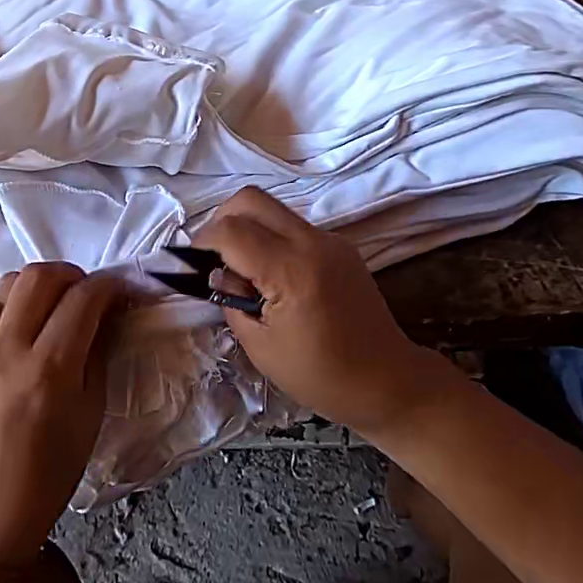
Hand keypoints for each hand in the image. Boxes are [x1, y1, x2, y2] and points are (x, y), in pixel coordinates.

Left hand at [0, 262, 122, 567]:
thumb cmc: (51, 471)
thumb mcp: (91, 411)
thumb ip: (98, 352)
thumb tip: (106, 312)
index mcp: (48, 371)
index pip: (82, 299)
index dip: (109, 286)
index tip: (121, 291)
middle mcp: (9, 350)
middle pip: (40, 275)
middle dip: (73, 274)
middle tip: (89, 293)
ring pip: (10, 281)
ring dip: (41, 282)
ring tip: (58, 304)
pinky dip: (16, 302)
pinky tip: (31, 324)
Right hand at [195, 187, 456, 436]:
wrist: (390, 382)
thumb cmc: (322, 376)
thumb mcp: (261, 347)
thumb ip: (233, 300)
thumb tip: (218, 273)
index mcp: (292, 273)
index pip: (231, 231)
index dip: (201, 242)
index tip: (192, 264)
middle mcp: (312, 244)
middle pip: (250, 199)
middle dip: (221, 220)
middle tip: (213, 256)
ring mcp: (329, 240)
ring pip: (271, 207)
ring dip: (245, 226)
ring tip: (241, 267)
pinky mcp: (340, 245)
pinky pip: (291, 225)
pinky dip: (269, 237)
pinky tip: (270, 274)